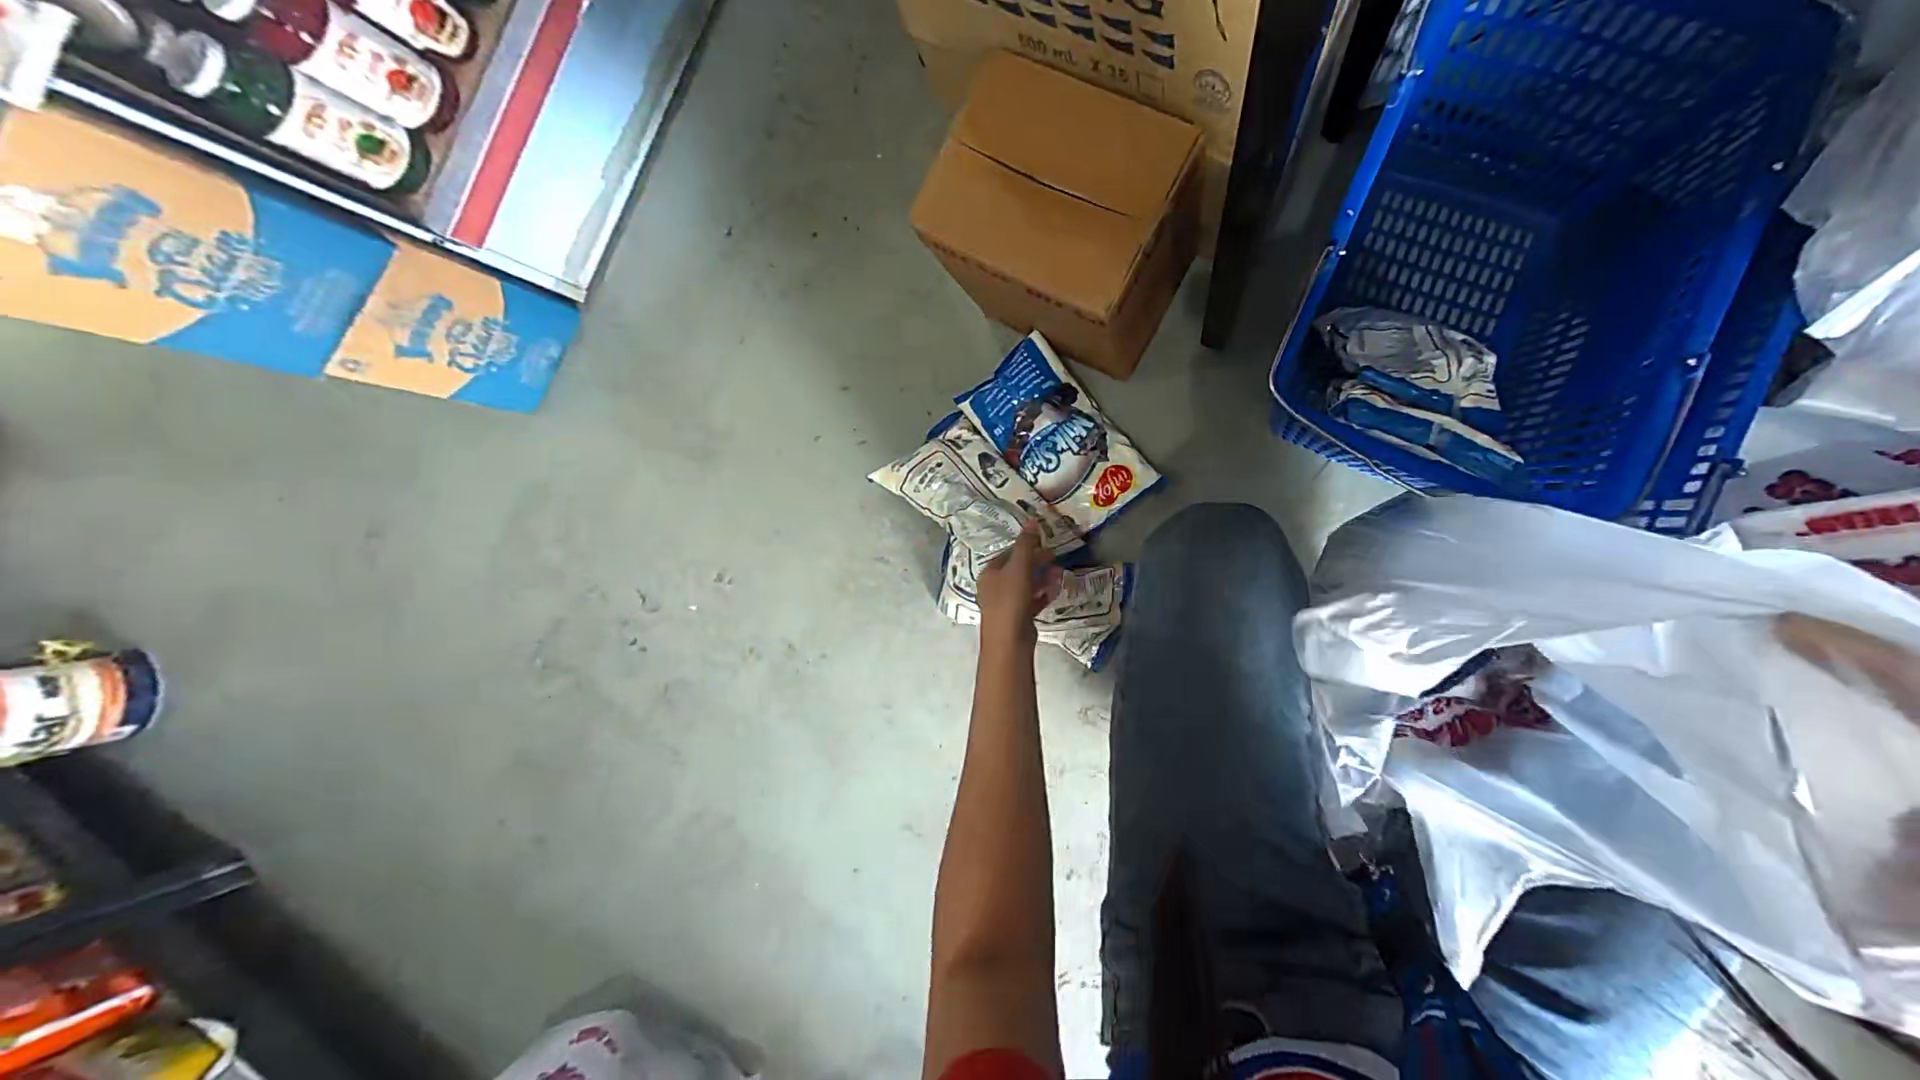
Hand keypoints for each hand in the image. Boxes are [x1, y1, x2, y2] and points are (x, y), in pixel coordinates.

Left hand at [976, 523, 1062, 642]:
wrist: (1009, 640)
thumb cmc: (1010, 599)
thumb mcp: (1019, 567)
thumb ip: (1026, 544)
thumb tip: (1032, 520)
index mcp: (989, 573)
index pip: (1008, 553)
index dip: (1027, 546)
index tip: (1045, 542)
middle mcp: (994, 587)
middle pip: (1018, 569)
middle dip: (1037, 562)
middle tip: (1056, 557)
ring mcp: (1006, 604)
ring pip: (1027, 585)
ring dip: (1043, 577)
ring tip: (1059, 573)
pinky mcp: (1018, 618)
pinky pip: (1033, 601)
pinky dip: (1044, 594)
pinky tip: (1056, 589)